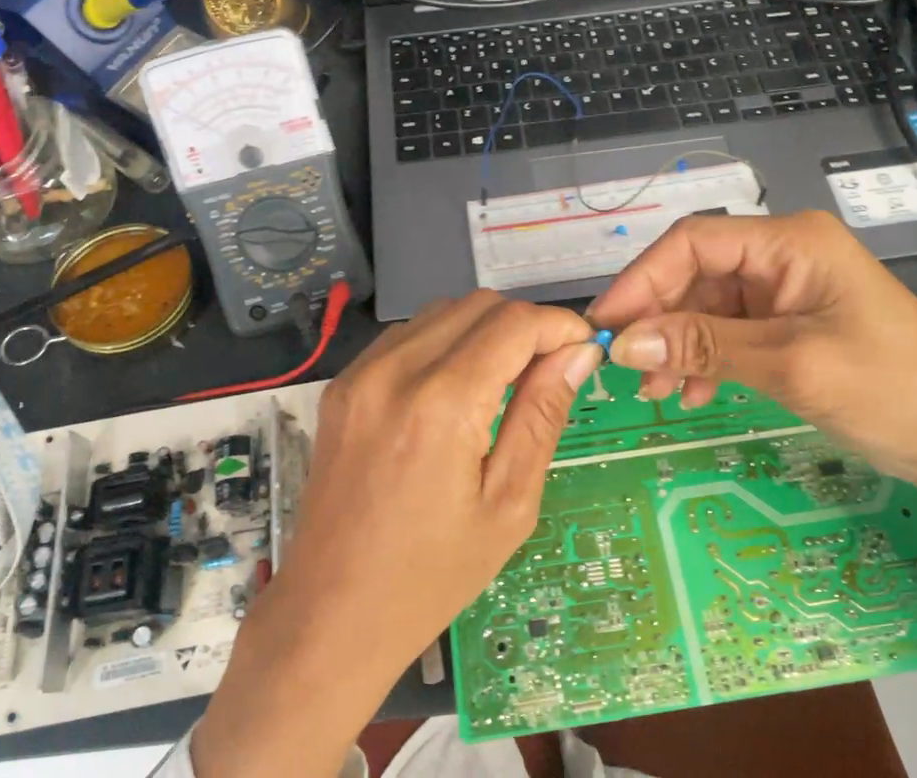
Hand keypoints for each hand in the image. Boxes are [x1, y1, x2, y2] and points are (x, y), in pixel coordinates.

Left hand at [191, 291, 600, 777]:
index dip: (560, 326)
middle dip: (525, 325)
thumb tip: (578, 353)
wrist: (332, 612)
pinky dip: (443, 343)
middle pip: (478, 304)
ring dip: (484, 330)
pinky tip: (457, 389)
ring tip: (506, 381)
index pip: (515, 323)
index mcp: (442, 403)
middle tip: (550, 371)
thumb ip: (542, 415)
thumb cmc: (432, 575)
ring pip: (440, 312)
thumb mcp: (508, 505)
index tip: (584, 351)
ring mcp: (359, 374)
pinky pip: (405, 337)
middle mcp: (394, 371)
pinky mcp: (342, 387)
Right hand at [588, 212, 916, 561]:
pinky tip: (695, 392)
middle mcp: (785, 256)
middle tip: (630, 371)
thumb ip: (704, 345)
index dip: (642, 279)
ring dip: (678, 344)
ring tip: (661, 392)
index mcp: (792, 242)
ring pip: (707, 306)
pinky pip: (729, 332)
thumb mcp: (791, 365)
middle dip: (659, 319)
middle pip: (696, 272)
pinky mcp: (791, 325)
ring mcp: (788, 291)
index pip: (693, 240)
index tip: (606, 326)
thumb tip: (623, 343)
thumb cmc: (890, 390)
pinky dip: (705, 359)